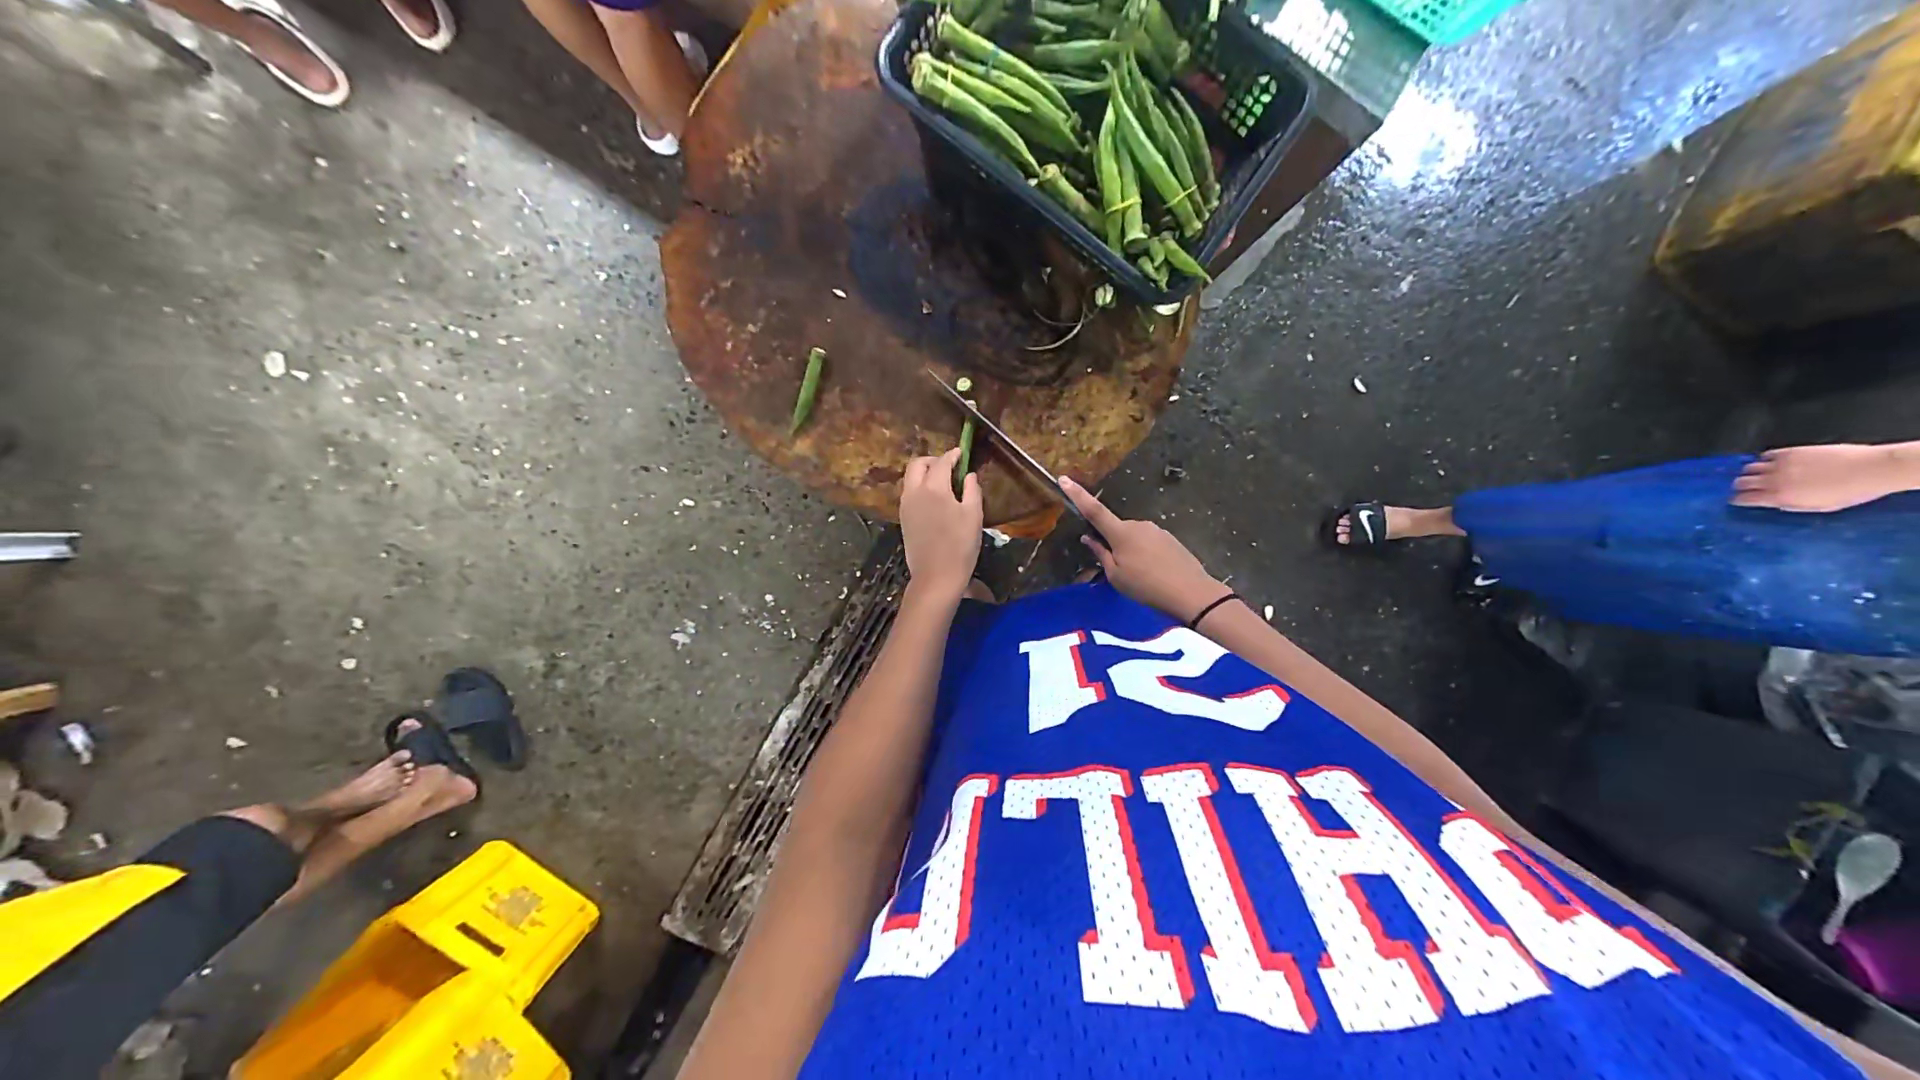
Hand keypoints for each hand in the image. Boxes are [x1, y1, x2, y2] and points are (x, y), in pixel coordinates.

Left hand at [899, 448, 982, 602]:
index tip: (961, 453)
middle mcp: (914, 492)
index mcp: (934, 488)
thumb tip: (969, 475)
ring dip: (924, 473)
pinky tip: (934, 498)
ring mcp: (905, 506)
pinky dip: (919, 487)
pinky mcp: (903, 518)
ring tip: (942, 481)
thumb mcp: (974, 515)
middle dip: (933, 460)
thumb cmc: (960, 546)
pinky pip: (909, 493)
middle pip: (917, 465)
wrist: (936, 576)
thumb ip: (972, 490)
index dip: (952, 455)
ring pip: (910, 478)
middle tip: (949, 466)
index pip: (941, 462)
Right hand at [1061, 476, 1229, 621]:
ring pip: (1133, 538)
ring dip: (1131, 552)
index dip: (1077, 495)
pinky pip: (1149, 544)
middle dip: (1113, 545)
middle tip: (1119, 571)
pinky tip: (1154, 574)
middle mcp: (1138, 525)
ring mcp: (1156, 530)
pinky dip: (1146, 556)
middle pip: (1116, 530)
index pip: (1093, 510)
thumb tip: (1089, 538)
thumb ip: (1101, 554)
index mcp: (1120, 533)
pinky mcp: (1169, 538)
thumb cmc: (1146, 586)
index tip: (1064, 479)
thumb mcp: (1116, 576)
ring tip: (1141, 578)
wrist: (1190, 592)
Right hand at [1731, 444, 1904, 512]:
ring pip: (1749, 468)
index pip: (1744, 498)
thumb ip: (1792, 505)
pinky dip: (1765, 459)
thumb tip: (1774, 503)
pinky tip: (1772, 462)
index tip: (1738, 500)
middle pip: (1742, 482)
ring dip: (1751, 472)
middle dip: (1741, 485)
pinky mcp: (1790, 451)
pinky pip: (1766, 455)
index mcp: (1779, 497)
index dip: (1738, 499)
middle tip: (1745, 487)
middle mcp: (1774, 480)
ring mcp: (1780, 464)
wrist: (1873, 469)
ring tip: (1758, 473)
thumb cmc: (1851, 492)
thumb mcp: (1820, 506)